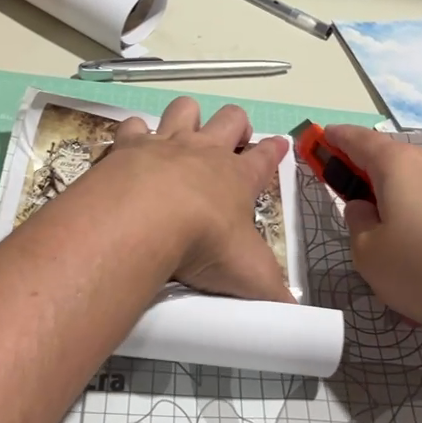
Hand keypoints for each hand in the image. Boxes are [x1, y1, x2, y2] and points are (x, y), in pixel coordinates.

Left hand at [95, 98, 292, 302]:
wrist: (143, 220)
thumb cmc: (204, 244)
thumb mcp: (250, 276)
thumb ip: (273, 294)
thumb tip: (293, 314)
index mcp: (238, 178)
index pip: (266, 157)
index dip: (275, 150)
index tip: (280, 143)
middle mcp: (205, 152)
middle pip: (230, 118)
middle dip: (236, 125)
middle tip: (234, 141)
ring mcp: (166, 143)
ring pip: (184, 108)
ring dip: (188, 117)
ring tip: (183, 136)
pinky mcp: (128, 146)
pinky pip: (134, 125)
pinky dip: (134, 134)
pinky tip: (132, 149)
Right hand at [324, 125, 421, 330]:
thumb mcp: (371, 256)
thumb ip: (356, 225)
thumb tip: (365, 208)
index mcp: (397, 163)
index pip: (356, 138)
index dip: (333, 140)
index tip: (318, 142)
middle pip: (391, 162)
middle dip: (369, 182)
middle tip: (358, 218)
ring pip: (421, 188)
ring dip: (403, 209)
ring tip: (402, 258)